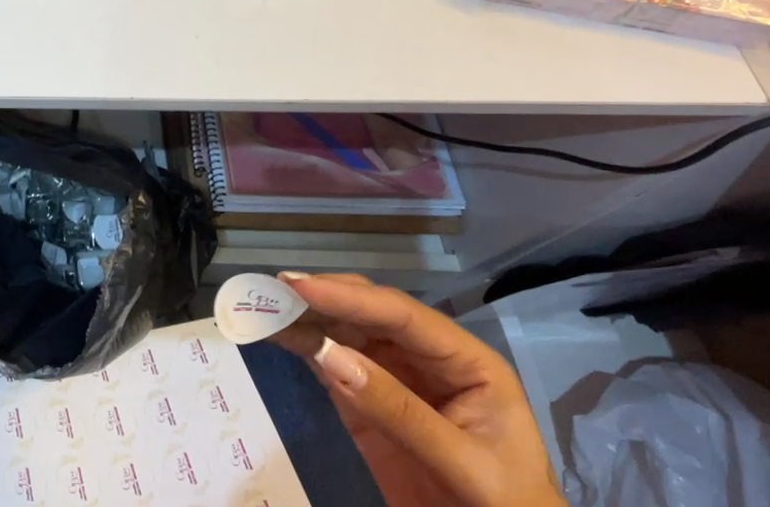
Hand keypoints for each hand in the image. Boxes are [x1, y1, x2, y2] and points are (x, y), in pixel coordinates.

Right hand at [271, 273, 565, 506]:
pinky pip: (332, 363)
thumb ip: (400, 412)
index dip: (348, 296)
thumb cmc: (505, 506)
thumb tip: (328, 355)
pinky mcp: (369, 402)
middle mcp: (428, 358)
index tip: (297, 285)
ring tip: (264, 306)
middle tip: (274, 290)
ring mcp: (396, 378)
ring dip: (306, 318)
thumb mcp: (466, 466)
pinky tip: (276, 334)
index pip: (401, 315)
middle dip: (323, 298)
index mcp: (466, 361)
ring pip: (345, 332)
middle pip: (369, 313)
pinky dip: (302, 346)